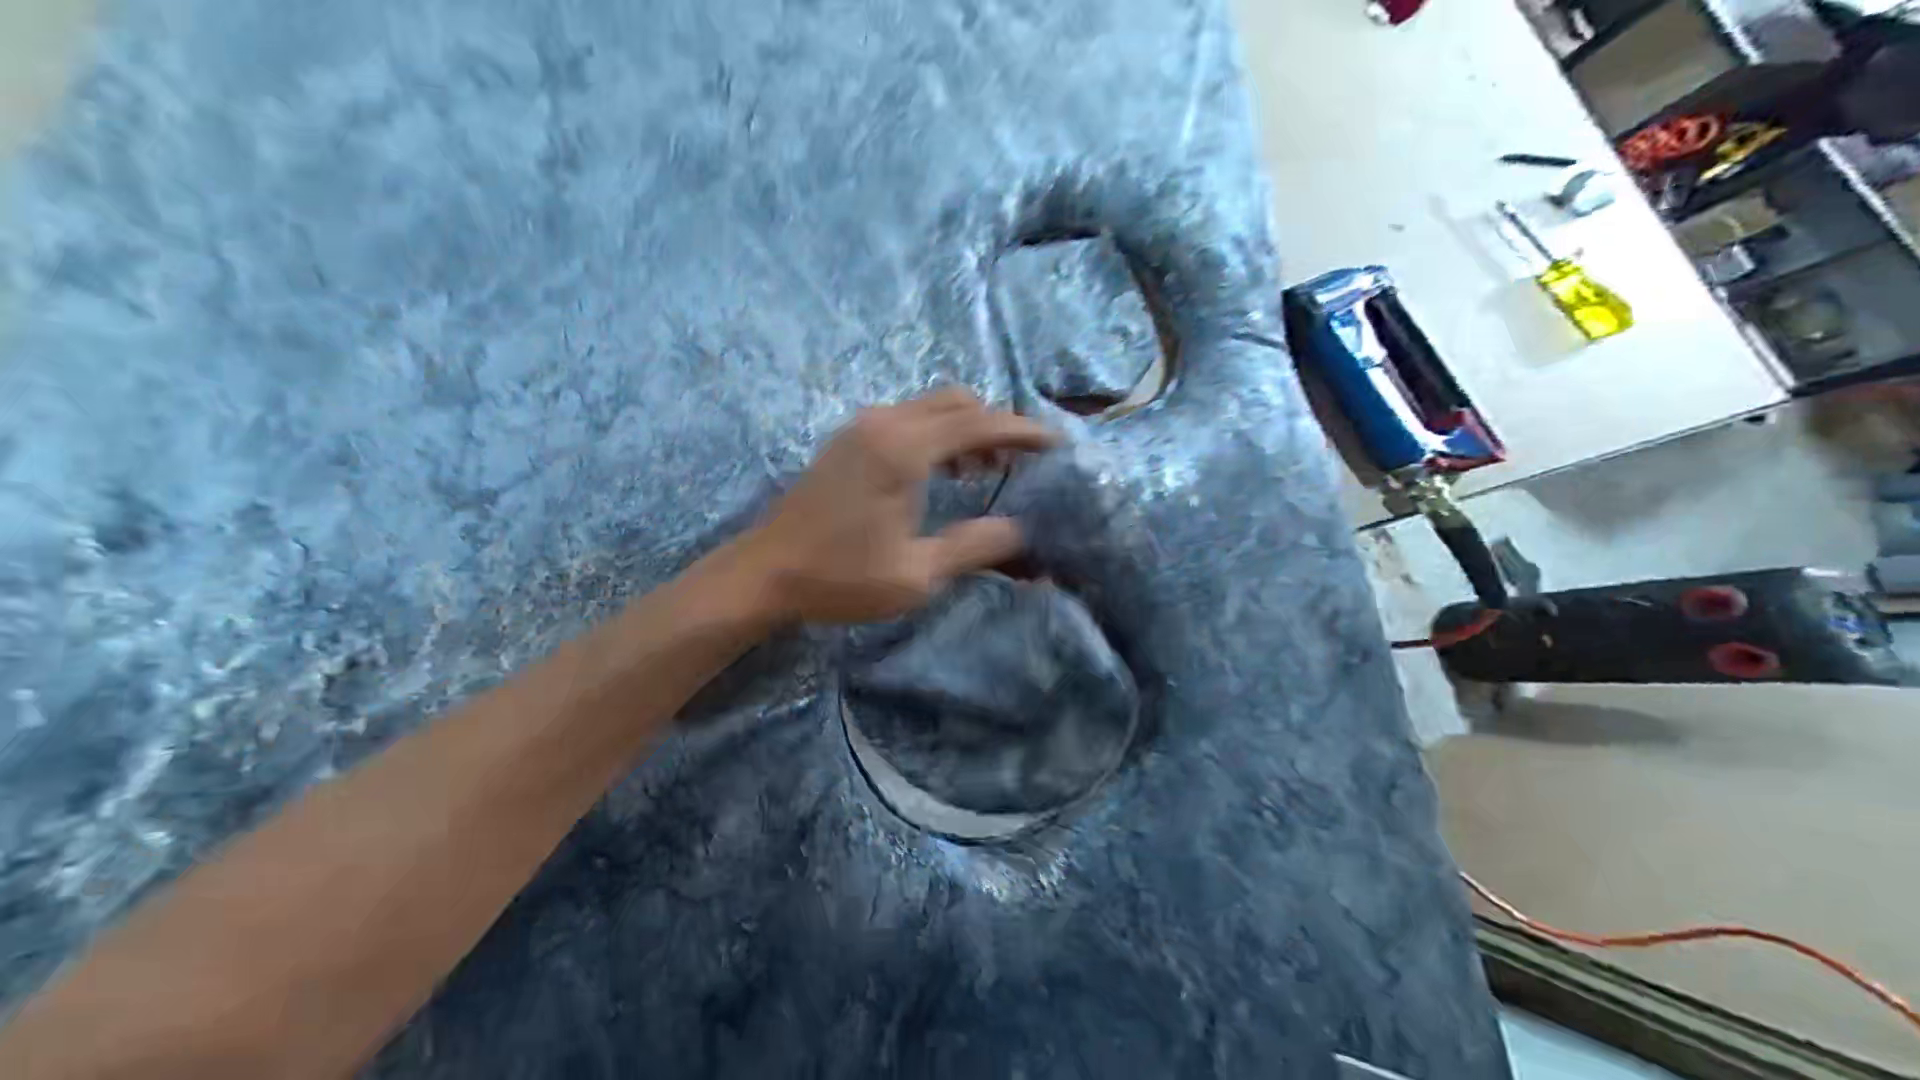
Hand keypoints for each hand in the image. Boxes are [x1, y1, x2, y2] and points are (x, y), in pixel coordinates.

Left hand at [731, 387, 1055, 624]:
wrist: (764, 572)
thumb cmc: (840, 577)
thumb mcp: (916, 575)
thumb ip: (974, 547)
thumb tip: (1018, 530)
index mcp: (904, 450)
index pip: (980, 423)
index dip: (1023, 431)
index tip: (1056, 443)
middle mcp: (885, 424)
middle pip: (958, 402)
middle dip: (996, 424)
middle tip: (1021, 462)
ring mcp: (862, 427)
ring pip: (931, 407)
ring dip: (966, 428)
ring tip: (987, 470)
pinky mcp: (849, 439)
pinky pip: (908, 419)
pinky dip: (937, 433)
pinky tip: (944, 471)